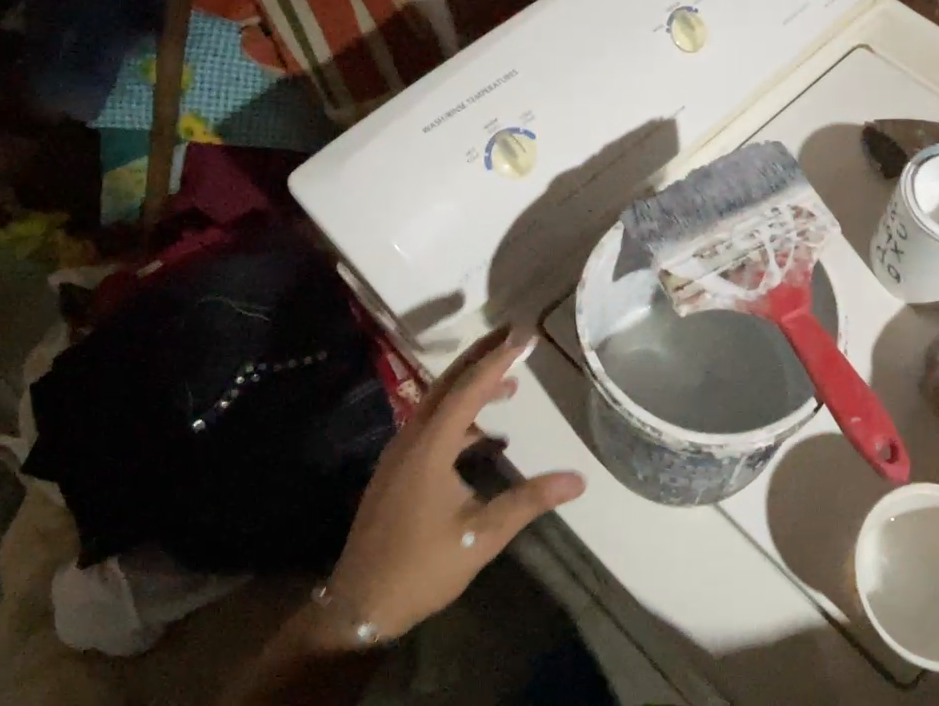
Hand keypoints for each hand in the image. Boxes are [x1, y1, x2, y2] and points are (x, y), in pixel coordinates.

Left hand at [316, 329, 584, 645]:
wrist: (360, 605)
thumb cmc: (421, 567)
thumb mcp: (481, 535)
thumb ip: (528, 501)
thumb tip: (578, 479)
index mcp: (429, 447)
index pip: (467, 390)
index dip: (497, 360)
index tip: (524, 336)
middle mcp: (411, 439)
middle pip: (447, 384)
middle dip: (481, 357)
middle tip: (513, 334)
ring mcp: (400, 455)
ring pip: (438, 404)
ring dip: (471, 387)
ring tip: (510, 383)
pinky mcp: (398, 470)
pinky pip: (432, 426)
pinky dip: (461, 417)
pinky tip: (487, 436)